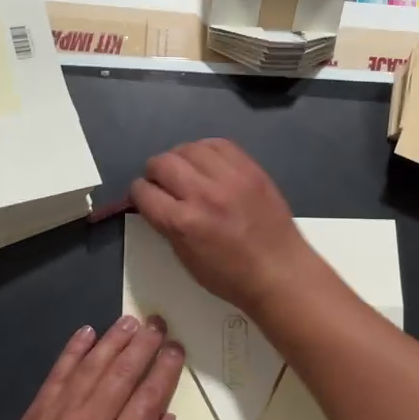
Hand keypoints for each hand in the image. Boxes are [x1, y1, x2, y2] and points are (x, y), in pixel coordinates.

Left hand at [0, 317, 182, 419]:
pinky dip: (74, 350)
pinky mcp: (38, 409)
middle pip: (123, 373)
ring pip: (92, 366)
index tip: (176, 348)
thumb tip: (166, 416)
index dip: (165, 369)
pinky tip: (87, 332)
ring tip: (130, 320)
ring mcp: (61, 412)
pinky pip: (59, 372)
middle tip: (157, 323)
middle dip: (144, 345)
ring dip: (113, 339)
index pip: (149, 396)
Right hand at [129, 138, 314, 313]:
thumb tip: (155, 202)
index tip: (145, 198)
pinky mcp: (250, 168)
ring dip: (180, 158)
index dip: (138, 194)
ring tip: (187, 172)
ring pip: (188, 148)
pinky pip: (218, 144)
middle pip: (162, 163)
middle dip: (154, 173)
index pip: (143, 191)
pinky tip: (208, 164)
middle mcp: (202, 194)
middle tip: (163, 184)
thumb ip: (166, 225)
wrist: (280, 271)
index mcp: (183, 222)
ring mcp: (229, 177)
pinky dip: (206, 151)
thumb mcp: (186, 258)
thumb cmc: (230, 275)